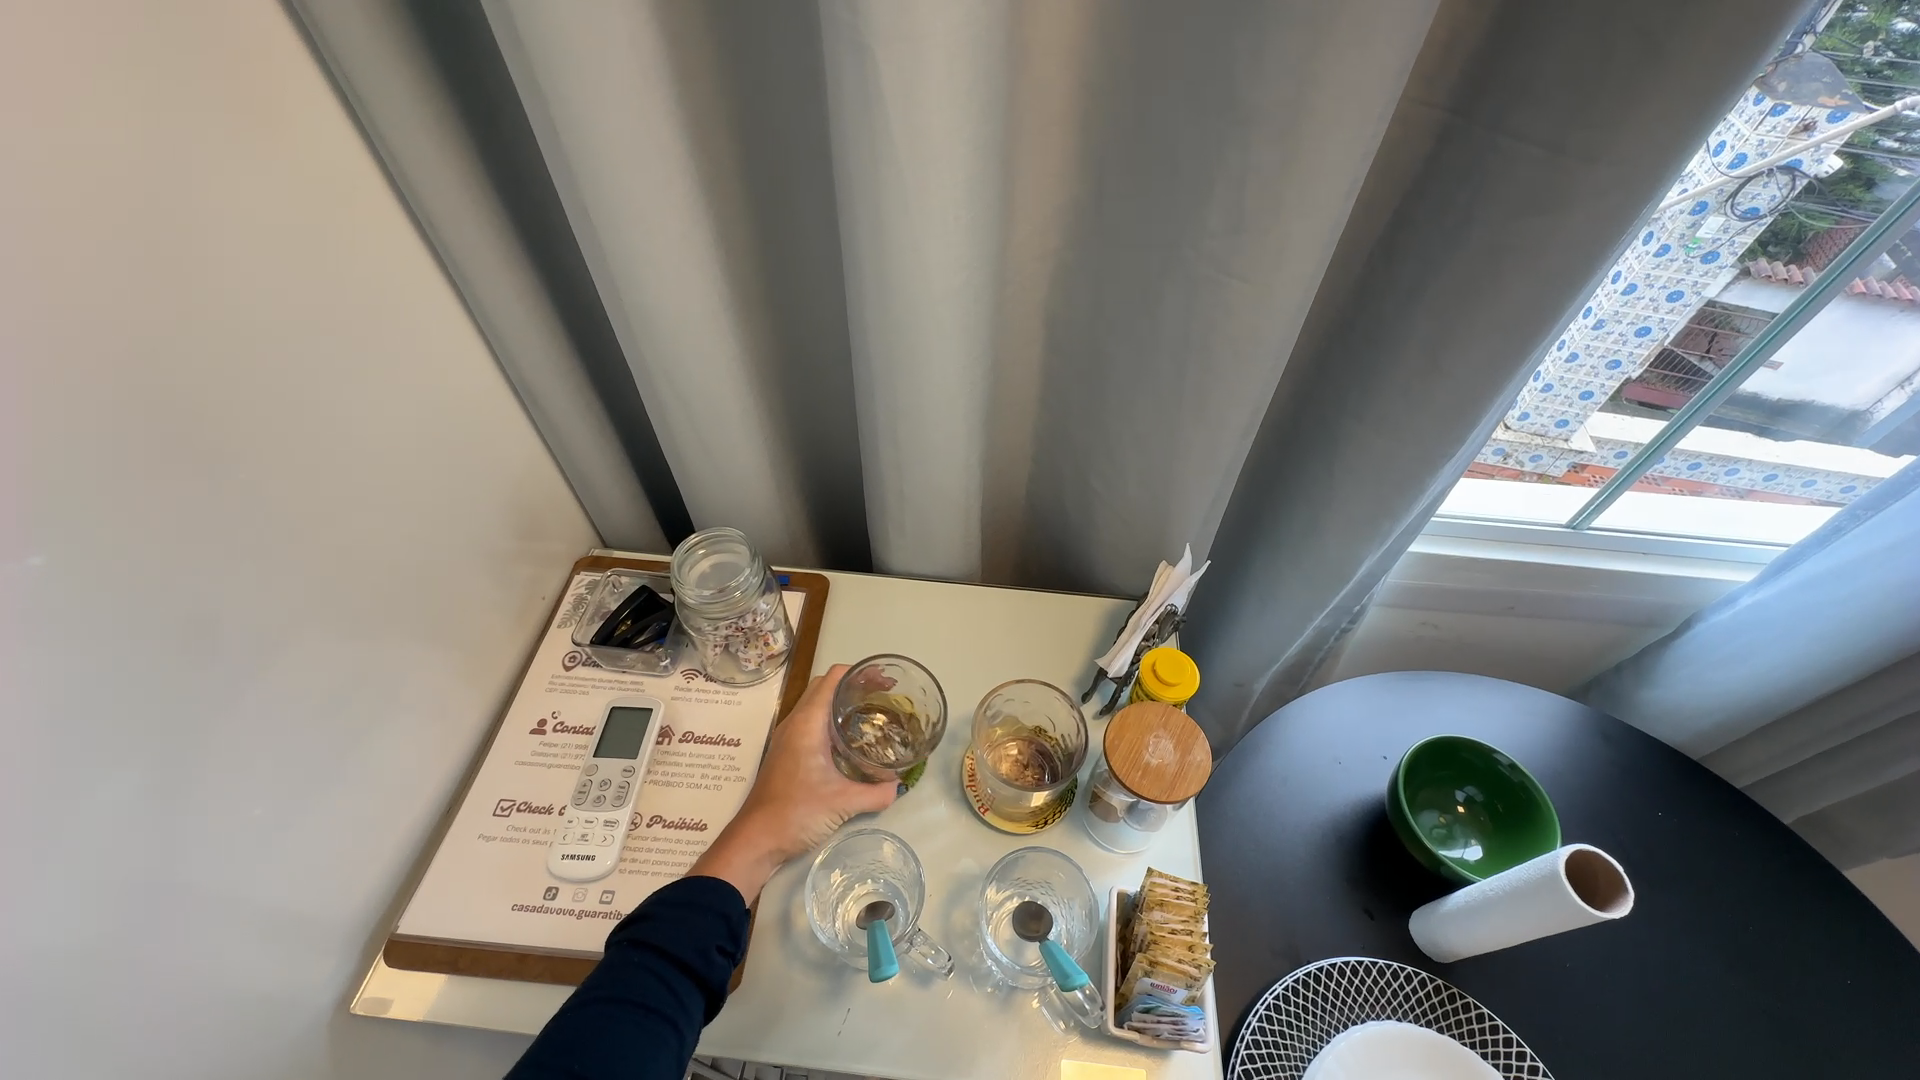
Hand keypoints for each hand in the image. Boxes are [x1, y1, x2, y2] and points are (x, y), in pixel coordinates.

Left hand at [690, 665, 896, 901]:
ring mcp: (788, 738)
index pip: (833, 678)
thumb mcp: (843, 803)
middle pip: (824, 686)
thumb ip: (876, 793)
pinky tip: (850, 740)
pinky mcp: (787, 753)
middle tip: (884, 695)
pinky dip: (832, 720)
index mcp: (807, 723)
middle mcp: (795, 723)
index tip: (886, 681)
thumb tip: (899, 785)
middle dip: (853, 684)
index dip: (859, 673)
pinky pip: (812, 723)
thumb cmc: (796, 813)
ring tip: (871, 713)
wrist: (755, 840)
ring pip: (816, 705)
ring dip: (841, 702)